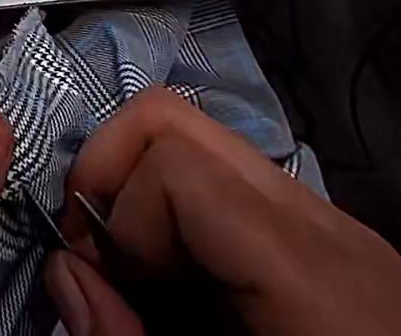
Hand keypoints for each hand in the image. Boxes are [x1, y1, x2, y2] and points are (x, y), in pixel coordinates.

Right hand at [44, 87, 400, 335]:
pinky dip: (173, 208)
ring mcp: (333, 224)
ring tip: (136, 270)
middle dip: (110, 169)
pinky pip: (220, 178)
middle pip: (173, 118)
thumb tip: (66, 271)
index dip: (120, 210)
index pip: (176, 163)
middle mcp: (327, 225)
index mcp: (318, 277)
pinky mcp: (330, 239)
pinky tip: (182, 282)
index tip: (107, 282)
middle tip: (97, 249)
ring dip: (136, 187)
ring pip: (191, 137)